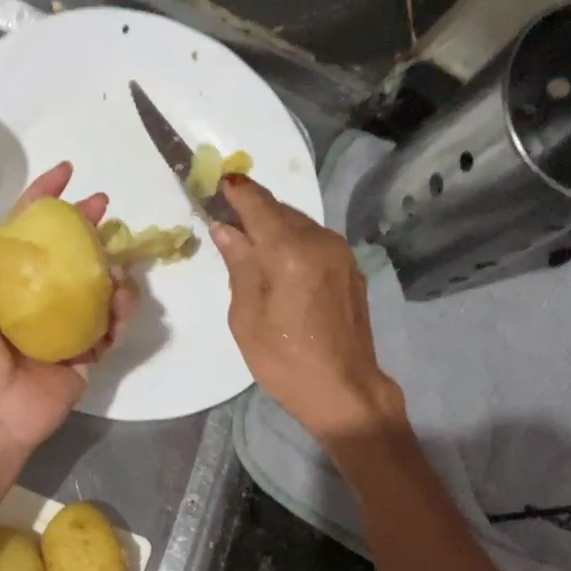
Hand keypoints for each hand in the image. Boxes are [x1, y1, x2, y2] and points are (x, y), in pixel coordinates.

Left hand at [0, 162, 137, 466]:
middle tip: (105, 208)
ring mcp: (64, 328)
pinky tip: (121, 307)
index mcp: (6, 282)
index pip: (28, 229)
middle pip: (71, 252)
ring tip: (117, 267)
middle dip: (91, 227)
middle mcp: (37, 300)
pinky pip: (111, 327)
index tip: (69, 171)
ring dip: (113, 270)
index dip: (46, 198)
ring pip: (98, 286)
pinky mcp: (85, 355)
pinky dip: (121, 314)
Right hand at [212, 175, 399, 440]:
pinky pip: (315, 243)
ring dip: (274, 228)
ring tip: (251, 247)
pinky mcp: (351, 269)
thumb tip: (227, 230)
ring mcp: (341, 254)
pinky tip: (280, 267)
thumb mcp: (247, 319)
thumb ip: (239, 267)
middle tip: (228, 219)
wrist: (344, 389)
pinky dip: (293, 244)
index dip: (237, 192)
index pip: (259, 206)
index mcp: (290, 253)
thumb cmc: (285, 362)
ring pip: (300, 226)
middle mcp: (320, 241)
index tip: (220, 181)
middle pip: (282, 211)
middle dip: (254, 210)